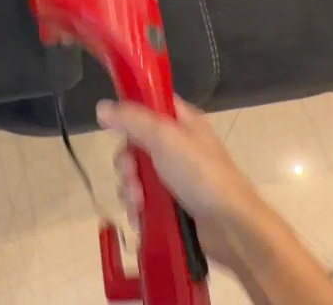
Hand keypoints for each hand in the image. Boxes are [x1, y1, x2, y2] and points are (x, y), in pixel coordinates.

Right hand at [99, 98, 332, 304]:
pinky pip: (143, 198)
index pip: (149, 104)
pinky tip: (138, 217)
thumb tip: (101, 107)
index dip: (130, 112)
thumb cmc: (201, 174)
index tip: (114, 125)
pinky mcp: (173, 204)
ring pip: (136, 173)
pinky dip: (137, 207)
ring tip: (138, 203)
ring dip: (129, 188)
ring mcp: (175, 176)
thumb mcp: (164, 137)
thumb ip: (131, 120)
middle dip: (126, 162)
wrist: (231, 227)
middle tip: (131, 175)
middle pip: (135, 143)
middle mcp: (177, 145)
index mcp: (182, 121)